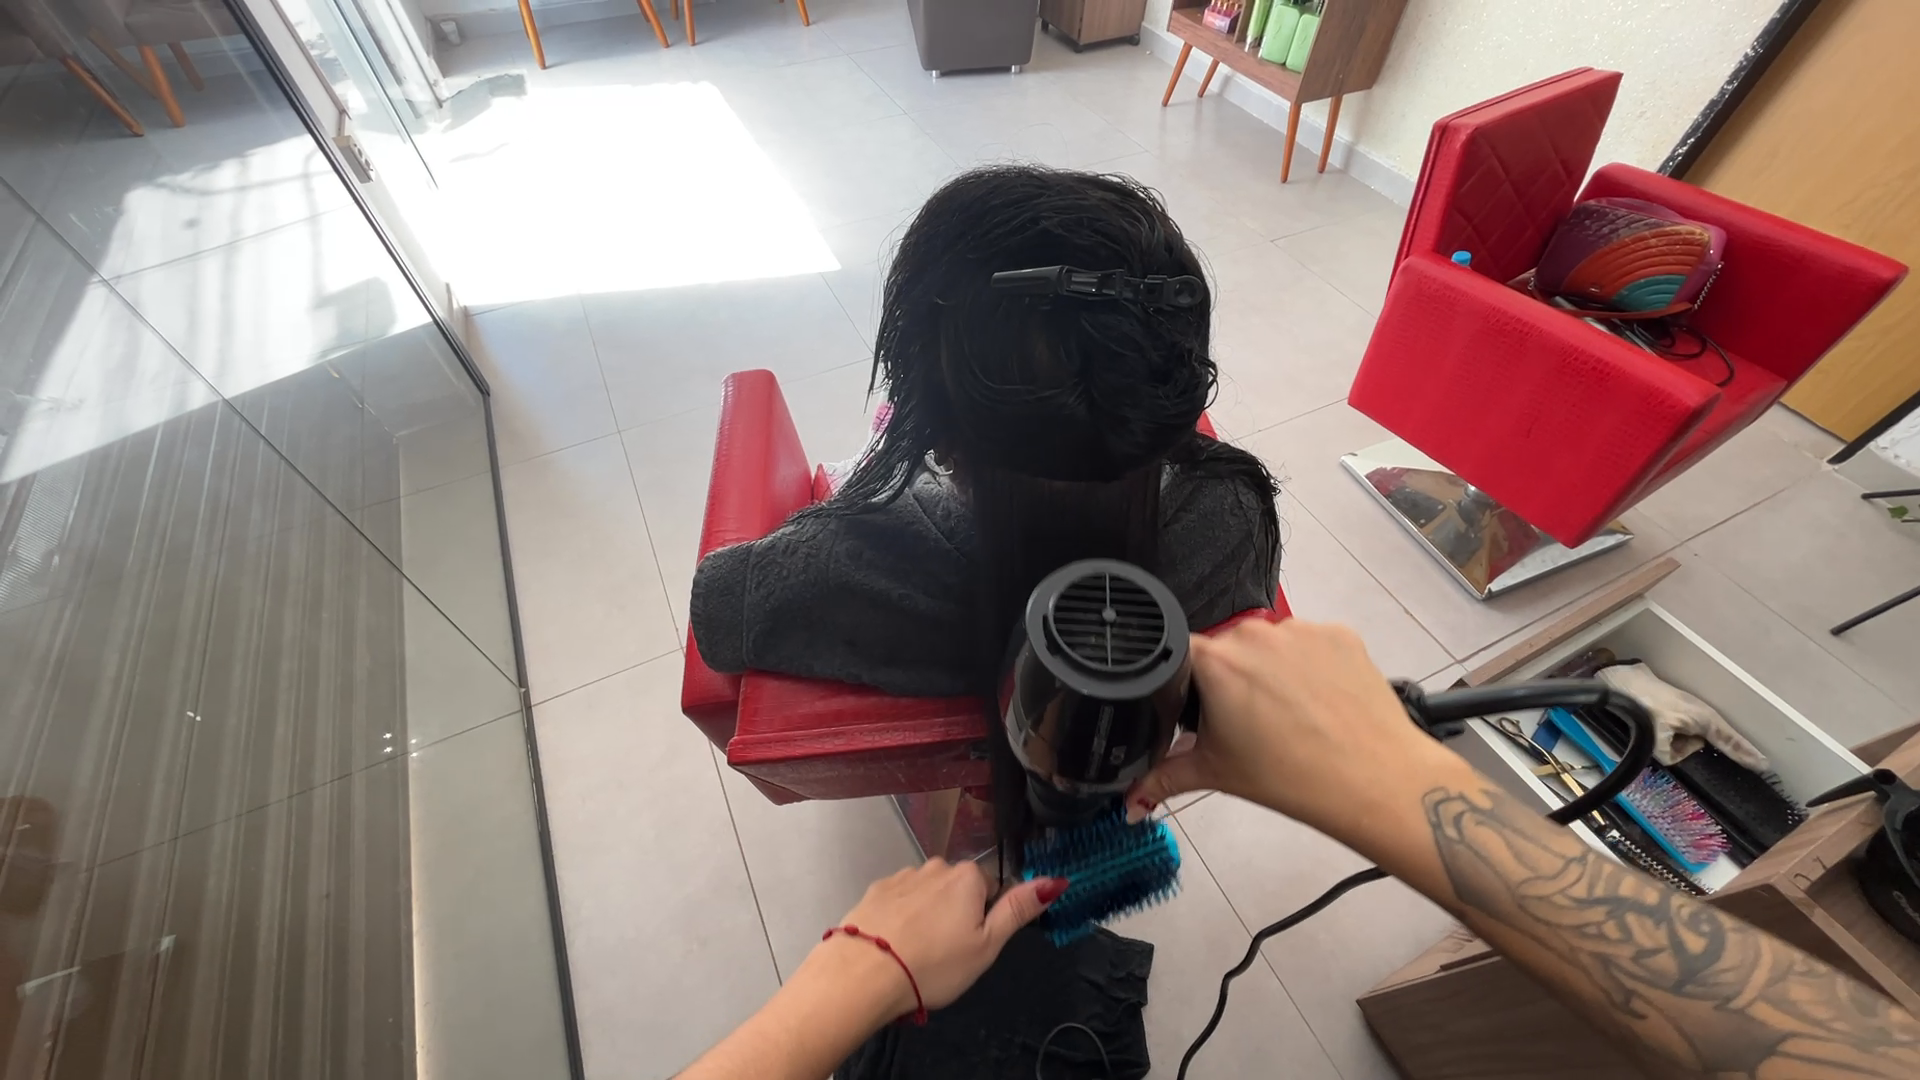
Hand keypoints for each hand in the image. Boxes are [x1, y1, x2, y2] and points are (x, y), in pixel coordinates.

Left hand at [801, 859, 1066, 1020]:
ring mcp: (903, 875)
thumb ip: (1018, 909)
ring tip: (918, 953)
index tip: (971, 945)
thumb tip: (1054, 880)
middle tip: (947, 953)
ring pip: (927, 893)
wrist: (865, 973)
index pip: (990, 889)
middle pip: (957, 888)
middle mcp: (936, 866)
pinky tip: (895, 944)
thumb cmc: (934, 964)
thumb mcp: (987, 946)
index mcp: (968, 877)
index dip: (984, 918)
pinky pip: (899, 900)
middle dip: (956, 914)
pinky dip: (901, 917)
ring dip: (927, 915)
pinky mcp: (877, 888)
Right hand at [1125, 618, 1452, 843]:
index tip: (1197, 707)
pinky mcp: (1338, 633)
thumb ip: (1163, 778)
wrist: (1377, 782)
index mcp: (1213, 660)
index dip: (1184, 682)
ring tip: (1288, 713)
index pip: (1178, 653)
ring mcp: (1298, 630)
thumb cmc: (1293, 778)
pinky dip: (1310, 666)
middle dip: (1229, 677)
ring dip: (1270, 669)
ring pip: (1268, 644)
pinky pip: (1309, 643)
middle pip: (1225, 647)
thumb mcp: (1216, 773)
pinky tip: (1317, 700)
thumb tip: (1130, 801)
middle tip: (1245, 719)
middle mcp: (1252, 634)